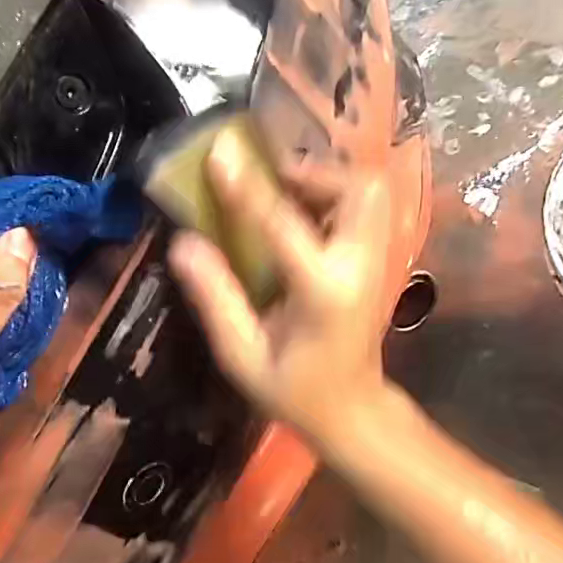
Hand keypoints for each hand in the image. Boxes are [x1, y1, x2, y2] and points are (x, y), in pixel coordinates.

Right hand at [167, 128, 397, 450]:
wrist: (353, 410)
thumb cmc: (295, 392)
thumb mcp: (242, 356)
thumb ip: (216, 299)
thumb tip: (183, 244)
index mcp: (324, 293)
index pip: (284, 226)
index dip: (249, 186)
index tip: (221, 151)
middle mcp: (360, 267)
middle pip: (359, 188)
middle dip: (316, 171)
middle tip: (275, 179)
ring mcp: (377, 261)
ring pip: (370, 191)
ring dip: (328, 180)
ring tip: (286, 193)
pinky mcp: (379, 260)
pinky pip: (366, 206)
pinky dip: (336, 195)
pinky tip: (303, 215)